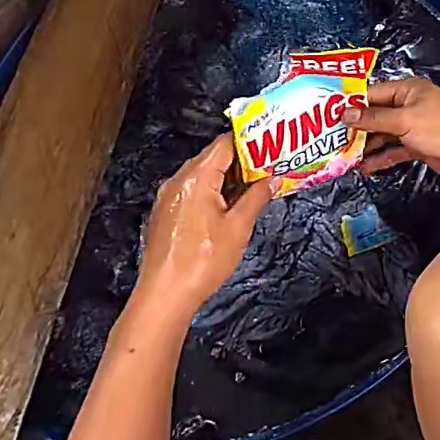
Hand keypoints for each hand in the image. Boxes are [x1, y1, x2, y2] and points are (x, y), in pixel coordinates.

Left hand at [135, 134, 275, 318]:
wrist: (164, 297)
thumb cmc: (203, 260)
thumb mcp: (238, 227)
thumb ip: (257, 197)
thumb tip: (274, 178)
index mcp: (196, 178)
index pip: (224, 144)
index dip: (249, 142)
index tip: (270, 146)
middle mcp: (178, 180)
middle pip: (212, 156)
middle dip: (241, 160)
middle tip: (267, 167)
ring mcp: (168, 196)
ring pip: (201, 174)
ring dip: (226, 177)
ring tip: (252, 186)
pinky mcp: (164, 212)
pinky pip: (191, 189)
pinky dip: (210, 190)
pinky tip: (227, 205)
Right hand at [341, 78, 439, 181]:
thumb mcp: (405, 120)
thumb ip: (374, 119)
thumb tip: (345, 114)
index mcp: (407, 90)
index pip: (372, 94)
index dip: (352, 104)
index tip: (329, 115)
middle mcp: (408, 105)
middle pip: (376, 115)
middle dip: (356, 127)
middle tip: (332, 138)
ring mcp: (413, 126)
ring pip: (383, 134)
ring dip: (366, 144)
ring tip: (343, 155)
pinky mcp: (418, 146)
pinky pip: (393, 150)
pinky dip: (380, 157)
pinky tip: (365, 166)